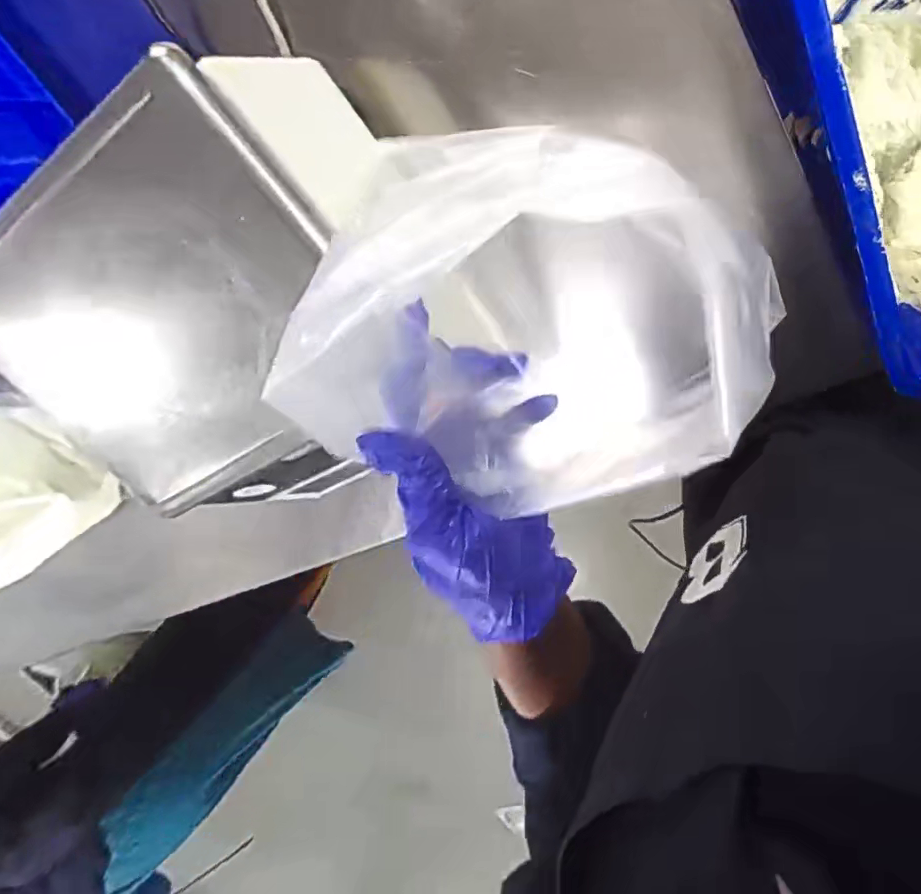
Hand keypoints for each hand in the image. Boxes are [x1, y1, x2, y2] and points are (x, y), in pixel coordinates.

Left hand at [360, 303, 571, 642]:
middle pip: (447, 401)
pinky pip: (511, 429)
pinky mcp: (507, 467)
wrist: (524, 598)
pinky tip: (545, 402)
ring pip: (480, 408)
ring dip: (497, 386)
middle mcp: (444, 459)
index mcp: (421, 473)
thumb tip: (375, 438)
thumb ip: (421, 481)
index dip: (405, 370)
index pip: (405, 412)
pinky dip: (525, 413)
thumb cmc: (477, 570)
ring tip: (520, 369)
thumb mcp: (444, 527)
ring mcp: (477, 462)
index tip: (412, 321)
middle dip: (464, 371)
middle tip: (494, 357)